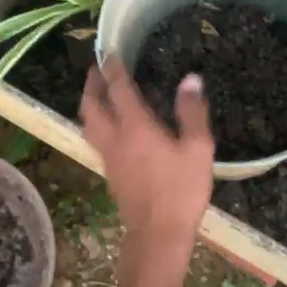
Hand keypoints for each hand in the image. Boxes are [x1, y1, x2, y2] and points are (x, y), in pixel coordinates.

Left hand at [82, 55, 214, 267]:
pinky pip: (95, 139)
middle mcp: (115, 138)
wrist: (158, 234)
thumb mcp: (198, 148)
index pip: (118, 90)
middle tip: (97, 69)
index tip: (109, 52)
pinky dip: (96, 123)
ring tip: (97, 93)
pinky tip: (109, 126)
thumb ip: (192, 112)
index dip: (113, 69)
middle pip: (92, 105)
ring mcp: (109, 157)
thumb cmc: (181, 190)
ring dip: (89, 104)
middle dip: (92, 84)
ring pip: (89, 123)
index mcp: (136, 127)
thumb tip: (191, 79)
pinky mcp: (110, 173)